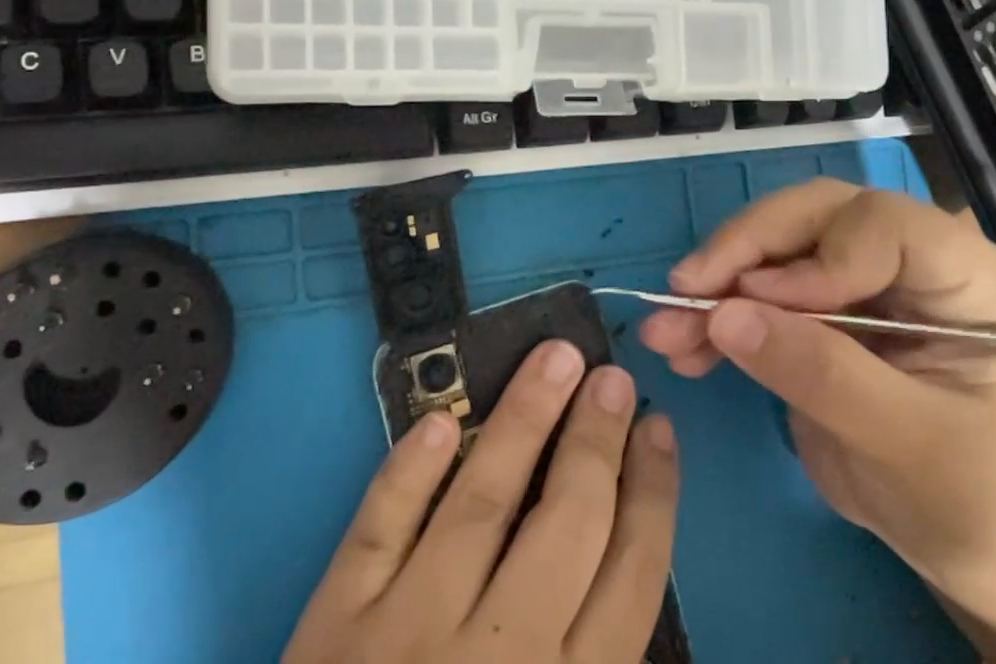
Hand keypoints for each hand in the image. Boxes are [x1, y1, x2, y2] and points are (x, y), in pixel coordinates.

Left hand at [284, 340, 679, 663]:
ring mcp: (410, 628)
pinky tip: (446, 420)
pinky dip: (410, 471)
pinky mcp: (337, 618)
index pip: (630, 573)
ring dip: (522, 424)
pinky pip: (380, 526)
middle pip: (566, 522)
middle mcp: (500, 652)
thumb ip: (601, 657)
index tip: (658, 429)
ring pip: (480, 503)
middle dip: (597, 442)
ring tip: (554, 362)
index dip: (653, 492)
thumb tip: (628, 562)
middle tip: (611, 376)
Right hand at [639, 179, 995, 598]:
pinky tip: (681, 348)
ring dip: (716, 283)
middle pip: (820, 216)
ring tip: (664, 331)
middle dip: (747, 249)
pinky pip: (756, 290)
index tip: (762, 302)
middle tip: (686, 289)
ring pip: (777, 246)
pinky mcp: (820, 309)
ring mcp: (865, 282)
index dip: (821, 254)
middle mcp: (917, 263)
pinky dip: (715, 315)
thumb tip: (724, 315)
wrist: (953, 542)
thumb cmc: (960, 496)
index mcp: (973, 282)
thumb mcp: (899, 440)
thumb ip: (819, 372)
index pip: (889, 225)